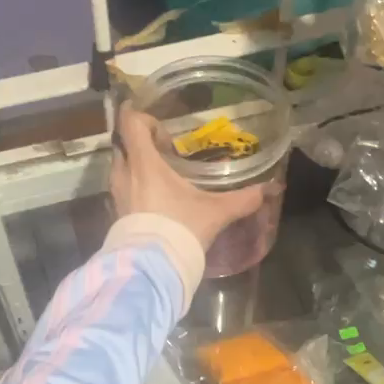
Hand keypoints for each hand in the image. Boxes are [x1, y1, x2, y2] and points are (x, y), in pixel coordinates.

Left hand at [111, 106, 265, 247]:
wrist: (153, 268)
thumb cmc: (180, 229)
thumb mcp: (215, 212)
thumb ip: (242, 199)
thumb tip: (267, 190)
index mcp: (144, 163)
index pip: (130, 123)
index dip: (141, 115)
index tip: (160, 125)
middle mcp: (124, 174)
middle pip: (123, 143)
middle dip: (140, 142)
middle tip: (164, 149)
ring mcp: (117, 195)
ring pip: (121, 167)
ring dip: (137, 165)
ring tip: (161, 174)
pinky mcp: (116, 214)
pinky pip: (122, 189)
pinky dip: (134, 186)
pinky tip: (156, 199)